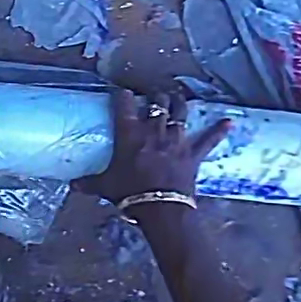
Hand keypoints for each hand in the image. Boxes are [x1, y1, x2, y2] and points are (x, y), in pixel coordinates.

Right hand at [75, 89, 230, 202]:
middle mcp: (153, 129)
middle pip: (157, 102)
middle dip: (155, 96)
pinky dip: (219, 130)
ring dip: (178, 103)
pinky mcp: (193, 152)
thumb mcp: (105, 186)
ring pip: (180, 111)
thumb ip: (88, 183)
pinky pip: (209, 139)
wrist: (160, 208)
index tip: (122, 93)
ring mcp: (176, 139)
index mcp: (129, 132)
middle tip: (153, 96)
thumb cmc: (129, 193)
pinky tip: (229, 121)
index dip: (124, 95)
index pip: (125, 103)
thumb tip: (71, 185)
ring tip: (176, 97)